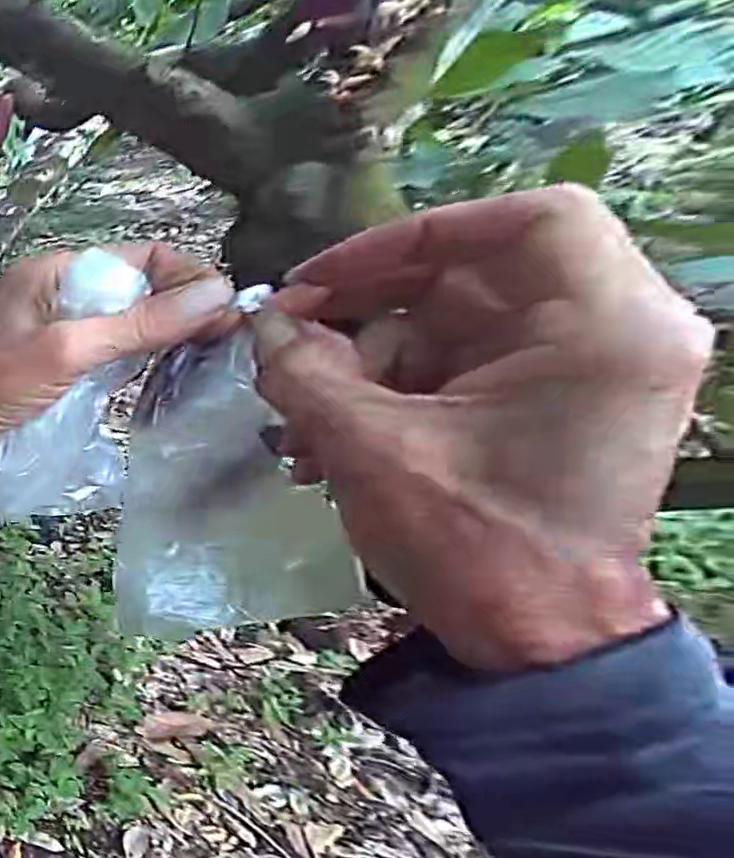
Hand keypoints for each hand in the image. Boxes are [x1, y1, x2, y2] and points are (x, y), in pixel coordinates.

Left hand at [0, 245, 235, 502]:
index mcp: (51, 272)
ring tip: (192, 361)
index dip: (186, 280)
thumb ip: (140, 324)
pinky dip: (125, 361)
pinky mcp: (42, 365)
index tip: (223, 314)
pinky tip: (148, 377)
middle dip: (174, 311)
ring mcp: (45, 330)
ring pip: (116, 324)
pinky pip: (97, 352)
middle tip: (216, 344)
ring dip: (153, 339)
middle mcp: (51, 294)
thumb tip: (221, 294)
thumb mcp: (67, 351)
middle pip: (131, 290)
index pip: (139, 257)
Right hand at [255, 186, 714, 670]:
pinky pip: (431, 376)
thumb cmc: (468, 539)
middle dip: (357, 312)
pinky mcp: (520, 409)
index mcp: (600, 330)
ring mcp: (557, 375)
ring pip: (431, 334)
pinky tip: (318, 445)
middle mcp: (597, 335)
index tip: (320, 280)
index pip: (522, 223)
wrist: (527, 630)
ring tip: (293, 430)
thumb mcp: (369, 451)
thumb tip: (262, 326)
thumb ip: (307, 376)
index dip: (409, 237)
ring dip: (348, 373)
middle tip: (279, 340)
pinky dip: (367, 400)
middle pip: (461, 281)